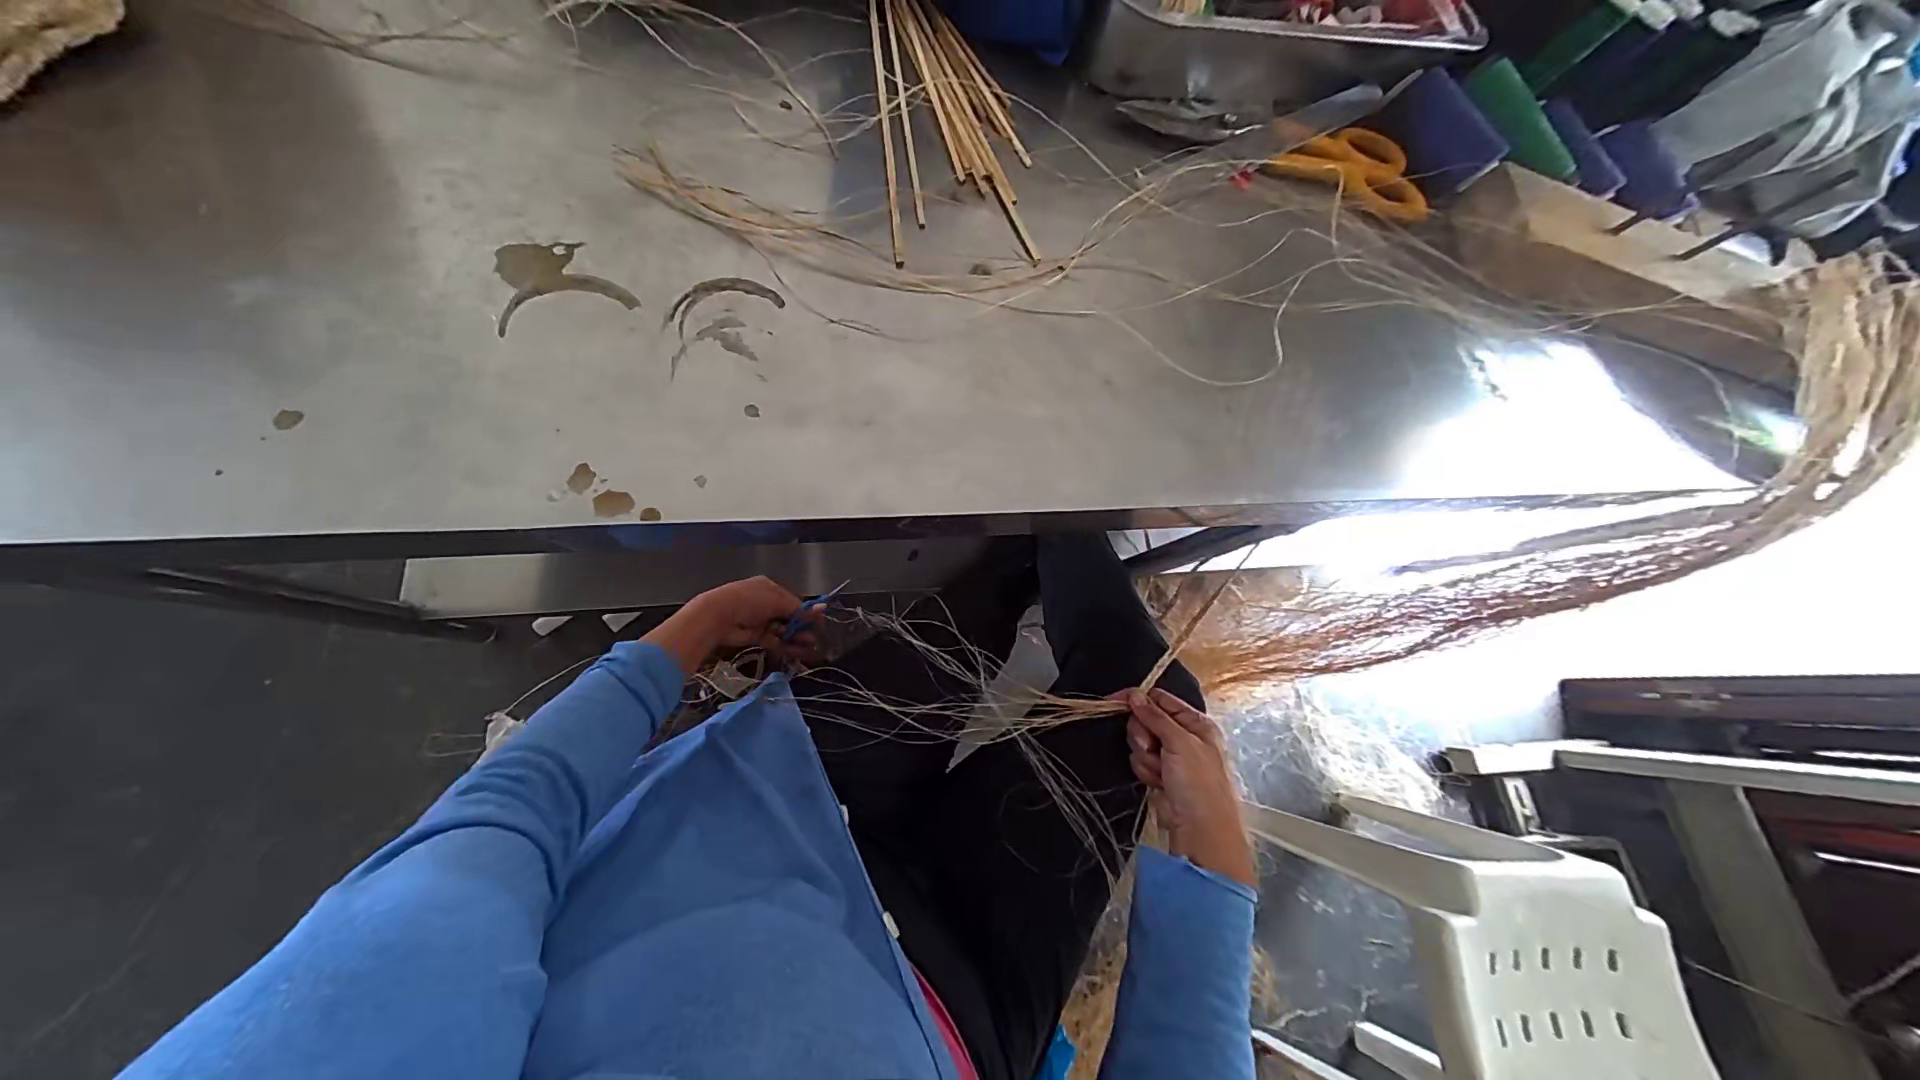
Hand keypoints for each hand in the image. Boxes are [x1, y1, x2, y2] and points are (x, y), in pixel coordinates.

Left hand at [642, 576, 821, 674]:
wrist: (719, 615)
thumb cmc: (751, 601)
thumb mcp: (779, 601)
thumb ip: (801, 609)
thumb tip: (822, 609)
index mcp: (770, 588)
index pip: (793, 600)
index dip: (806, 612)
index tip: (818, 622)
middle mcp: (765, 602)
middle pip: (788, 616)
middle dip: (802, 626)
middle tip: (815, 636)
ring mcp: (759, 619)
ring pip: (782, 629)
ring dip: (796, 637)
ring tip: (809, 645)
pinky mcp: (754, 635)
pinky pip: (774, 640)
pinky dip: (785, 645)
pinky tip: (798, 651)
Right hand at [1113, 688, 1256, 888]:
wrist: (1200, 830)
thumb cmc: (1199, 783)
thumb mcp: (1180, 742)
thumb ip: (1155, 717)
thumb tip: (1135, 694)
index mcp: (1196, 723)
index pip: (1160, 700)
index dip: (1138, 700)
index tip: (1114, 702)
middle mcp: (1184, 736)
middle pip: (1145, 720)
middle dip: (1142, 735)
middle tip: (1151, 748)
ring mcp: (1171, 757)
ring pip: (1140, 742)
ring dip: (1145, 757)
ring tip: (1161, 772)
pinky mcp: (1160, 774)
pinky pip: (1141, 761)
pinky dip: (1146, 771)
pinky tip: (1158, 783)